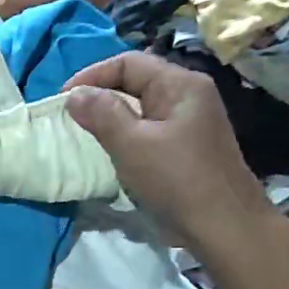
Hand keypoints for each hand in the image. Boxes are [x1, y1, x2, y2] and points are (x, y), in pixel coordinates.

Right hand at [64, 51, 270, 247]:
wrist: (224, 226)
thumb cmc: (177, 180)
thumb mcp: (132, 144)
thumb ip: (102, 114)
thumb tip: (75, 94)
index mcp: (180, 84)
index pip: (129, 62)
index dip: (92, 76)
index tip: (64, 99)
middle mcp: (188, 96)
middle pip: (137, 82)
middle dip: (101, 96)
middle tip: (72, 117)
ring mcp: (190, 122)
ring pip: (142, 108)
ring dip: (112, 118)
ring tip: (87, 134)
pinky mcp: (187, 147)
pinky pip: (149, 130)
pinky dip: (127, 135)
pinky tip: (113, 153)